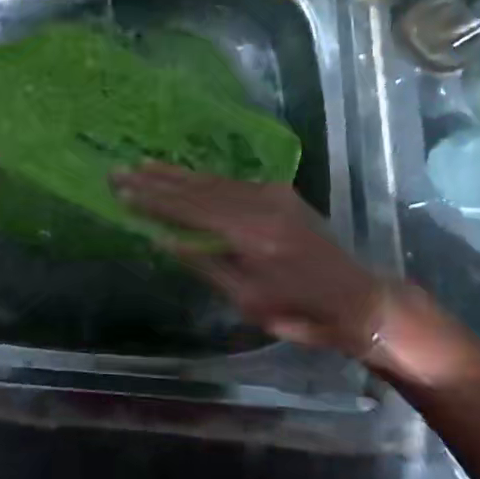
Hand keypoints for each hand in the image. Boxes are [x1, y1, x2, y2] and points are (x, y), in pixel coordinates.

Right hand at [111, 163, 384, 355]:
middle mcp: (259, 206)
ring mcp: (273, 195)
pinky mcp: (282, 193)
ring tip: (144, 165)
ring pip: (214, 181)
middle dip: (156, 181)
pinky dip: (205, 180)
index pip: (189, 212)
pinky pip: (234, 183)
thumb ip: (205, 265)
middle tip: (121, 171)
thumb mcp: (248, 301)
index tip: (122, 190)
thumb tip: (163, 239)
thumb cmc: (301, 313)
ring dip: (177, 174)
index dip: (153, 201)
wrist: (358, 300)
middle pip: (197, 189)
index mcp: (249, 237)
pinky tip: (185, 176)